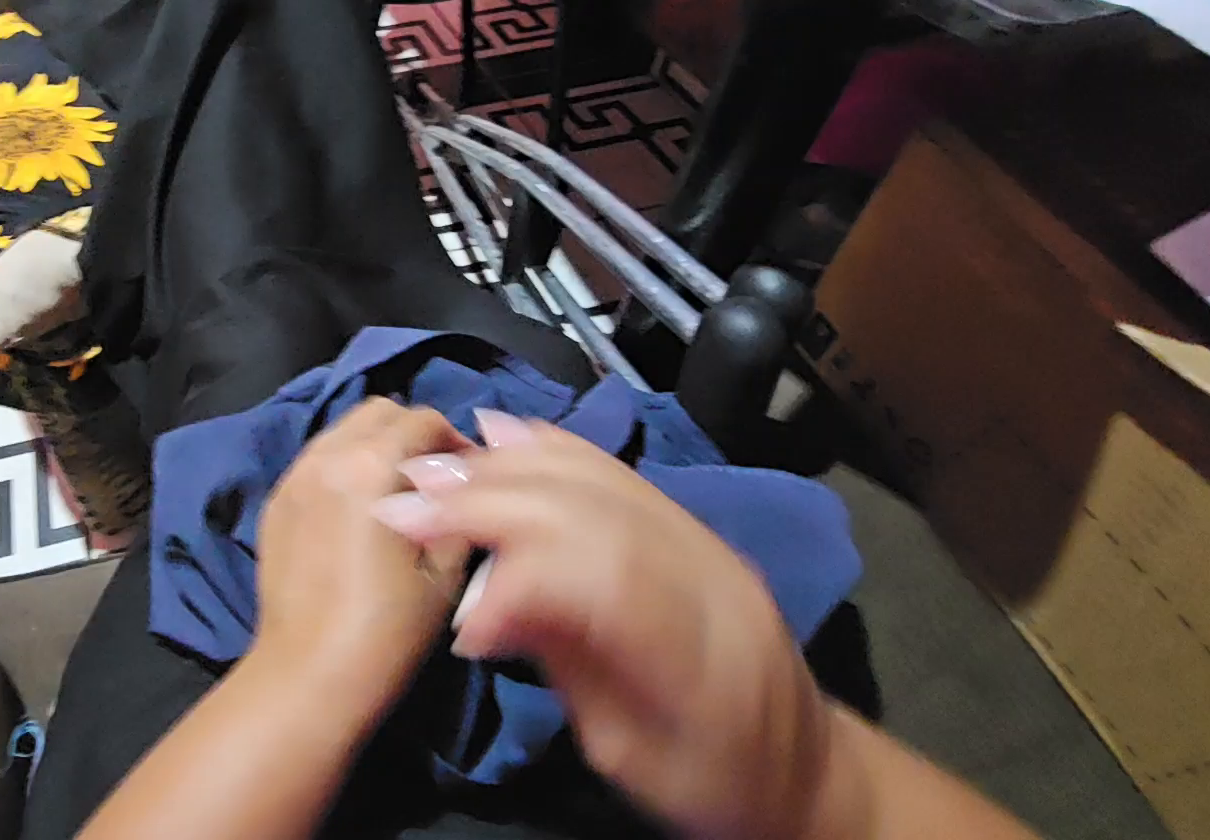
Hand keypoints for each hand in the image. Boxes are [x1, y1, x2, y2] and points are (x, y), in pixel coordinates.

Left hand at [251, 398, 473, 708]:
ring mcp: (295, 476)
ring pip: (343, 429)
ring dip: (376, 443)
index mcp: (370, 466)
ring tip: (396, 485)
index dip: (453, 438)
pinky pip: (317, 458)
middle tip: (434, 472)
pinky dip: (345, 462)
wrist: (308, 674)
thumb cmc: (387, 627)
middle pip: (378, 412)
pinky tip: (359, 503)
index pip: (420, 421)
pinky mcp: (276, 500)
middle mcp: (327, 456)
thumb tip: (459, 480)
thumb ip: (458, 509)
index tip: (469, 470)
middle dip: (413, 431)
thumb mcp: (445, 570)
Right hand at [374, 414, 838, 839]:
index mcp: (701, 654)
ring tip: (435, 464)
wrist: (801, 759)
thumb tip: (477, 606)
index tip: (451, 613)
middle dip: (486, 502)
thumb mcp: (628, 751)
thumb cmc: (708, 778)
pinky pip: (609, 465)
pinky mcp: (685, 516)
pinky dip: (545, 444)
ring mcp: (698, 533)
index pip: (602, 583)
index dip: (513, 582)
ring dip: (503, 463)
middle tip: (408, 503)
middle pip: (585, 512)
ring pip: (591, 475)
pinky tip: (499, 431)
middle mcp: (705, 572)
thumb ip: (563, 662)